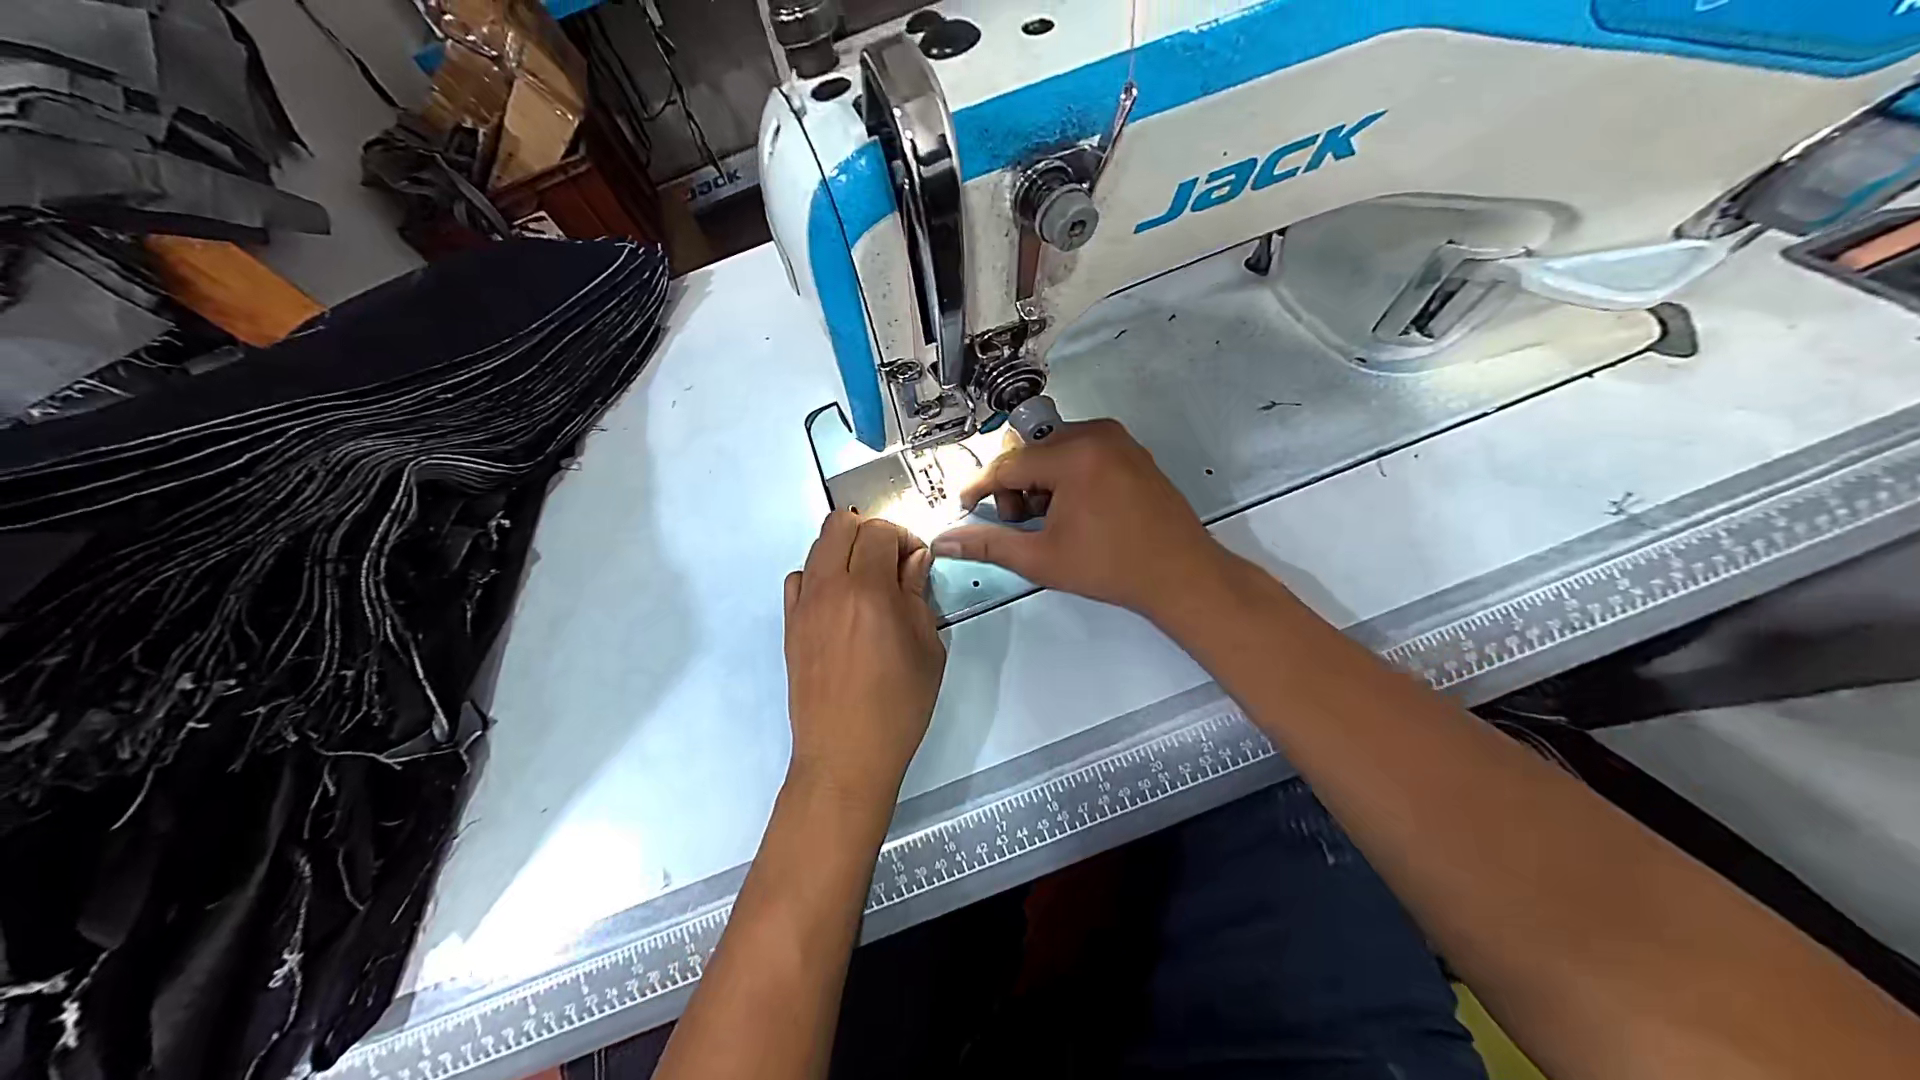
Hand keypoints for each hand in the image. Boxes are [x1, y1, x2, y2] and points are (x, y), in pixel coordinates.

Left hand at [784, 512, 945, 808]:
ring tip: (868, 581)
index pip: (880, 532)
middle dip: (871, 532)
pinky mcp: (790, 625)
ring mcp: (804, 606)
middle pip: (840, 524)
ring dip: (845, 550)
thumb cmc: (895, 709)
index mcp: (868, 592)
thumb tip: (913, 562)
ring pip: (817, 546)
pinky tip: (841, 602)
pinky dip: (821, 575)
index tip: (916, 559)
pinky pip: (799, 579)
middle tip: (892, 560)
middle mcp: (829, 590)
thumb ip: (917, 595)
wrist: (845, 754)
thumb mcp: (927, 649)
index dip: (905, 537)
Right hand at [931, 419, 1232, 620]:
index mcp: (1073, 455)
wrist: (1182, 575)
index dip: (981, 488)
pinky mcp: (1132, 451)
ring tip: (1051, 521)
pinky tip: (1076, 511)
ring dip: (1040, 482)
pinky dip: (1066, 476)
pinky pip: (1081, 452)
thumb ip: (989, 544)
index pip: (1008, 464)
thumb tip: (944, 542)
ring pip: (1054, 451)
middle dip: (1016, 487)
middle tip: (1023, 523)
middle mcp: (1096, 435)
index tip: (967, 508)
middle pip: (1030, 453)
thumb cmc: (1111, 567)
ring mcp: (1118, 440)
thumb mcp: (1042, 558)